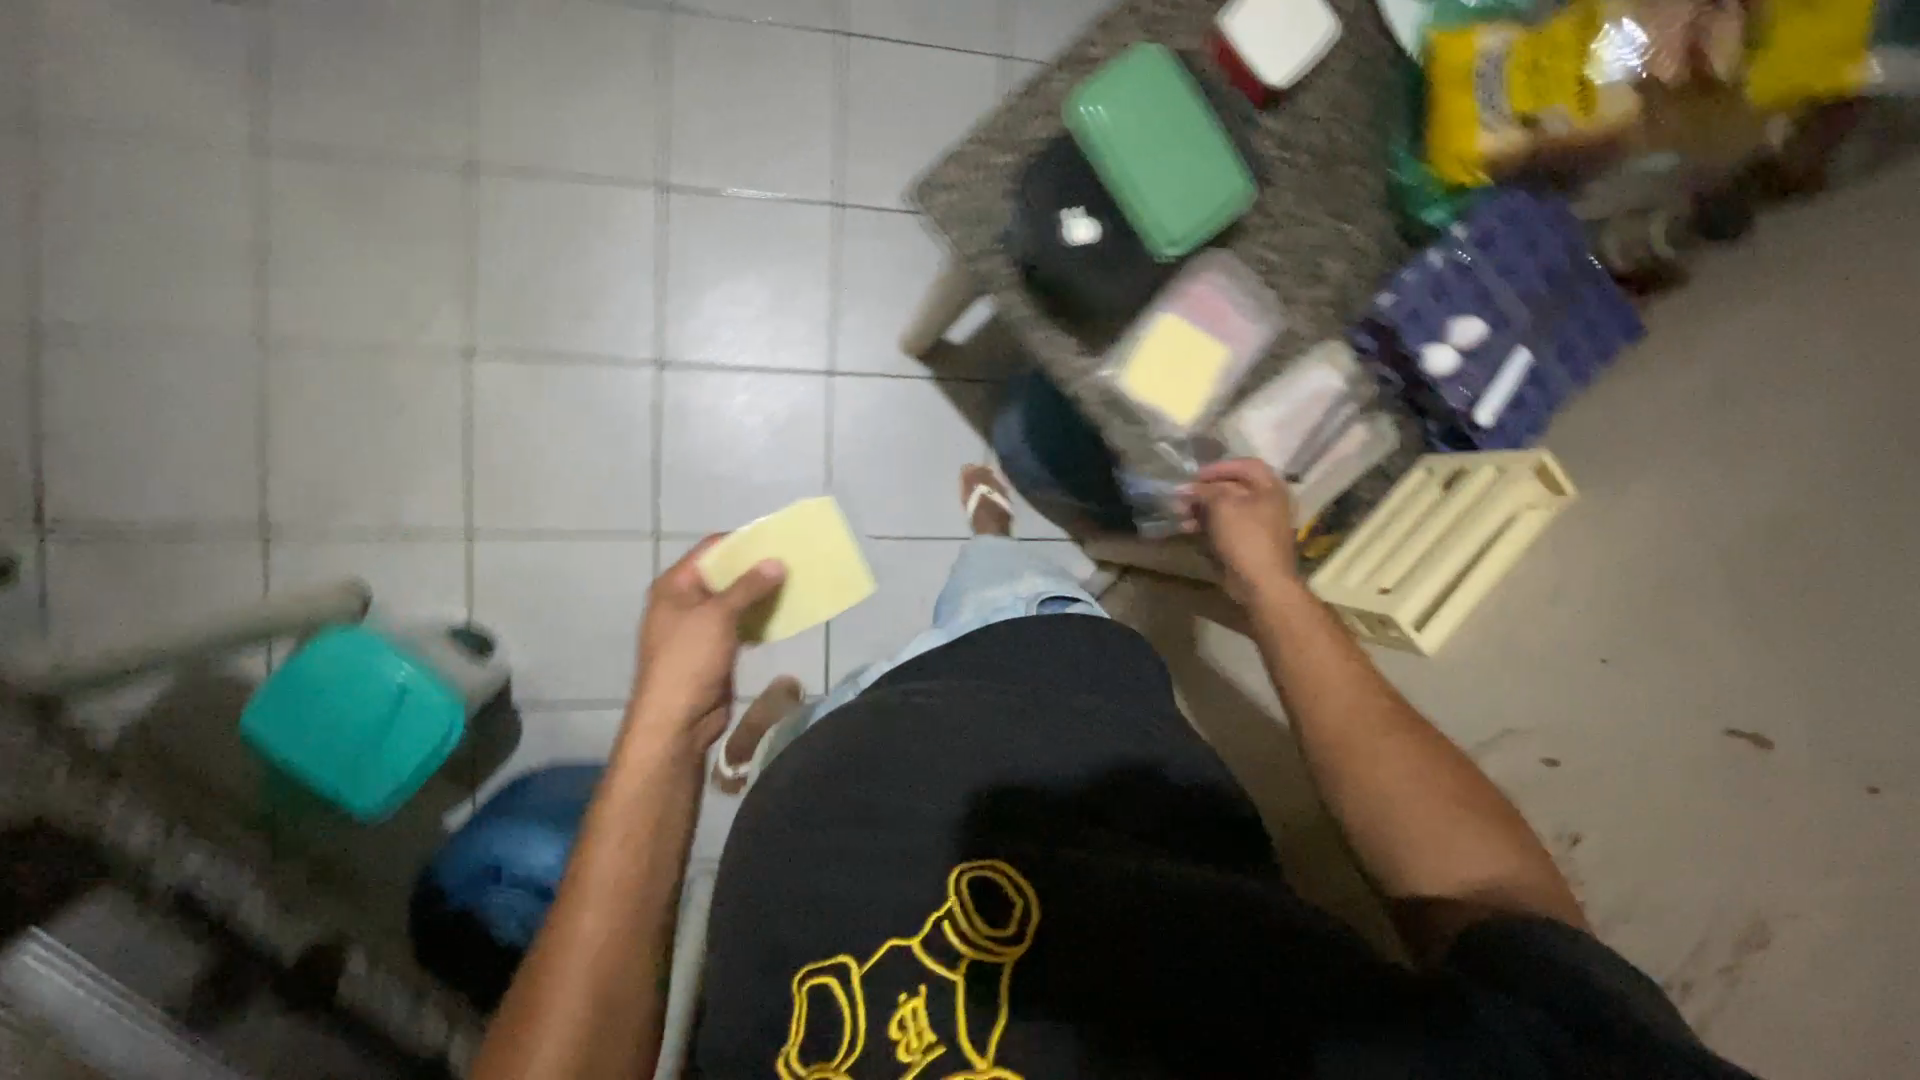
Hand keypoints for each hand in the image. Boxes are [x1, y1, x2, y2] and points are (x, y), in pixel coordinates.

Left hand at [628, 538, 786, 753]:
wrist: (677, 721)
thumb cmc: (689, 661)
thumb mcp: (718, 617)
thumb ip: (748, 587)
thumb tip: (777, 561)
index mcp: (675, 586)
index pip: (711, 550)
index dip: (742, 542)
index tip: (777, 539)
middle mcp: (684, 601)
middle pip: (724, 574)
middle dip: (756, 569)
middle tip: (792, 561)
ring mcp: (699, 627)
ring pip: (735, 601)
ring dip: (761, 594)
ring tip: (794, 583)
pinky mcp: (714, 649)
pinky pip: (740, 624)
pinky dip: (759, 618)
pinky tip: (784, 614)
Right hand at [1183, 458, 1297, 603]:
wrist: (1262, 583)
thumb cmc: (1245, 537)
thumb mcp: (1222, 506)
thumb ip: (1203, 491)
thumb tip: (1184, 488)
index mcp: (1270, 487)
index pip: (1244, 465)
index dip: (1218, 467)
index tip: (1194, 476)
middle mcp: (1268, 502)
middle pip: (1233, 487)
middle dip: (1204, 491)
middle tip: (1181, 497)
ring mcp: (1259, 524)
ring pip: (1226, 509)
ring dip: (1201, 509)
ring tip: (1179, 514)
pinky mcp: (1248, 543)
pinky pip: (1225, 527)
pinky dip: (1207, 525)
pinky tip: (1188, 529)